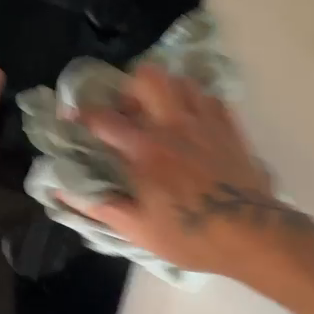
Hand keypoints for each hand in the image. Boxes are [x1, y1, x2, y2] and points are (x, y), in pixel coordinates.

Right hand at [63, 64, 310, 278]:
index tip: (74, 118)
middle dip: (130, 88)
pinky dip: (196, 103)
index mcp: (145, 150)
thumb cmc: (191, 236)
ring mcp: (205, 121)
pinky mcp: (229, 126)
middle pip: (147, 77)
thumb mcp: (138, 229)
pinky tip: (192, 123)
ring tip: (160, 114)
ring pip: (180, 80)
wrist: (251, 235)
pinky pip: (210, 98)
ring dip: (164, 92)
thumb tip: (62, 190)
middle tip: (127, 111)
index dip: (83, 114)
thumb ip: (100, 205)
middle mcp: (173, 125)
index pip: (104, 118)